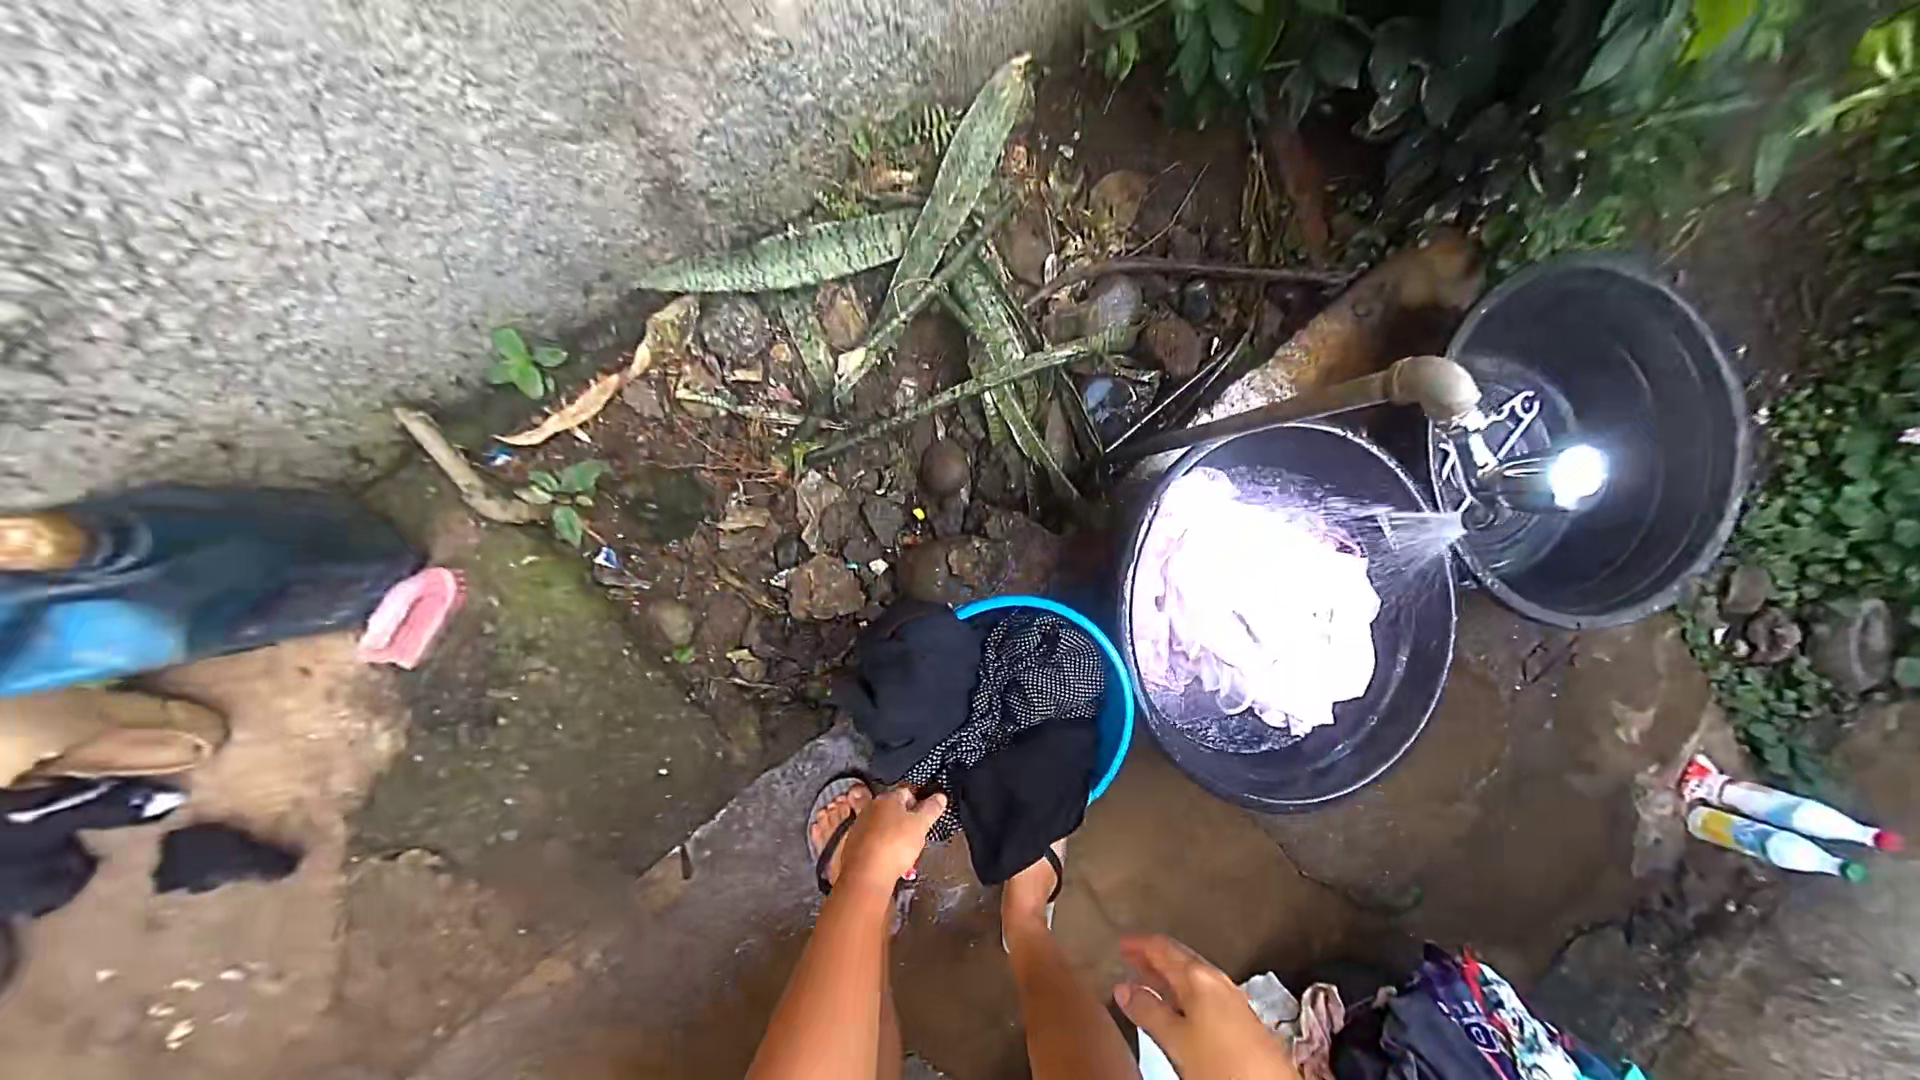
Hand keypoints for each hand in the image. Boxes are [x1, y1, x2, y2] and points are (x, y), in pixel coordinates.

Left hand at [835, 787, 945, 895]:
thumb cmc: (894, 845)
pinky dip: (881, 849)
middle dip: (906, 822)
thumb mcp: (921, 825)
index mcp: (887, 798)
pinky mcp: (852, 845)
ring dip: (893, 837)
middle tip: (916, 837)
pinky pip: (872, 843)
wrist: (866, 875)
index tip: (925, 818)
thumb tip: (940, 797)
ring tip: (904, 854)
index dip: (919, 804)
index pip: (907, 792)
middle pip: (893, 810)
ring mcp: (859, 826)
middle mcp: (870, 808)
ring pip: (882, 827)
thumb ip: (932, 809)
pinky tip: (889, 861)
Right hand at [1113, 934, 1299, 1079]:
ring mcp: (1232, 1000)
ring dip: (1167, 978)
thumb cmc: (1221, 1065)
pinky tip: (1176, 1010)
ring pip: (1191, 978)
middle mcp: (1216, 981)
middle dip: (1152, 959)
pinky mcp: (1242, 1022)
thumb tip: (1122, 988)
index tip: (1120, 943)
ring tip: (1146, 984)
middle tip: (1128, 960)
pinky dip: (1183, 994)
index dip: (1140, 944)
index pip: (1163, 947)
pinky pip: (1204, 995)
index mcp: (1198, 977)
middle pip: (1178, 959)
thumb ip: (1147, 1011)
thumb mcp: (1176, 1040)